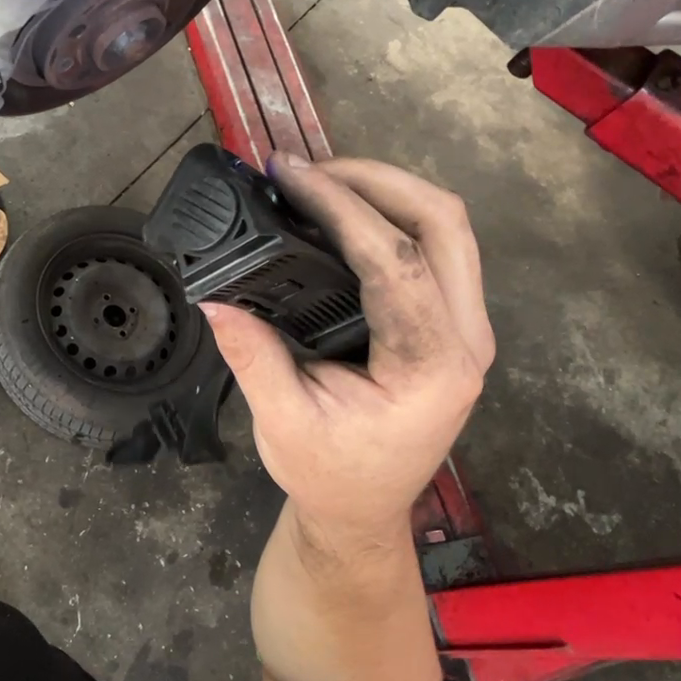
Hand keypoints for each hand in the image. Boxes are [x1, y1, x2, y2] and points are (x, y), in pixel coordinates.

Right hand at [202, 153, 494, 542]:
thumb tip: (215, 296)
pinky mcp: (449, 321)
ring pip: (448, 226)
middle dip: (375, 179)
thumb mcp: (282, 423)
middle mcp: (465, 338)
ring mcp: (465, 327)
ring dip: (385, 189)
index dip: (341, 207)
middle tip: (307, 171)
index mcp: (430, 367)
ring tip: (318, 182)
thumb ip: (252, 357)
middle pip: (444, 223)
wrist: (363, 508)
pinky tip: (341, 212)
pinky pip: (435, 246)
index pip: (396, 262)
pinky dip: (389, 214)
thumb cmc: (330, 474)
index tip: (288, 176)